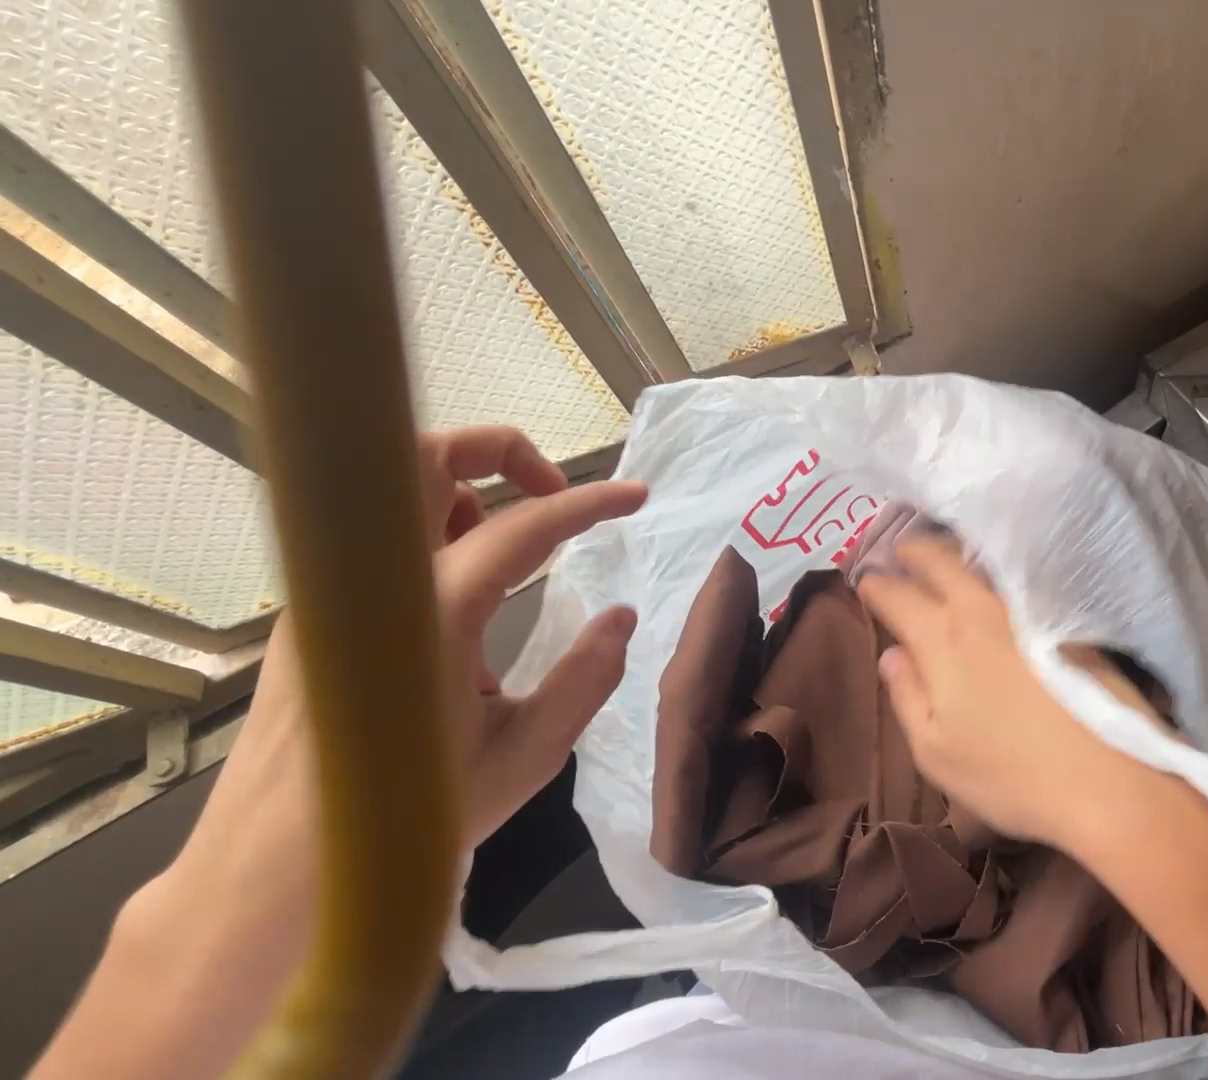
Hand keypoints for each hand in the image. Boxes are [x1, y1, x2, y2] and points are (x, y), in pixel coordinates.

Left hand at [190, 427, 642, 874]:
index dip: (590, 503)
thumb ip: (587, 676)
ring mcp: (333, 593)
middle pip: (423, 459)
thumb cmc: (415, 814)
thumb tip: (621, 617)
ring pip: (396, 493)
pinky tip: (467, 603)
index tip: (637, 496)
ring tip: (516, 553)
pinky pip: (380, 539)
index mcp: (436, 612)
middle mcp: (374, 582)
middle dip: (500, 452)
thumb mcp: (529, 753)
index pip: (523, 526)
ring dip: (466, 495)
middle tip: (555, 495)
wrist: (278, 871)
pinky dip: (435, 536)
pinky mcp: (315, 615)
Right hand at [855, 536, 1151, 850]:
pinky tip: (993, 588)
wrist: (1109, 779)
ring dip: (954, 556)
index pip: (896, 594)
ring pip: (980, 566)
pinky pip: (1014, 581)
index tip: (864, 582)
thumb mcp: (935, 750)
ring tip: (942, 560)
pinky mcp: (1066, 620)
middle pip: (940, 559)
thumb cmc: (1009, 774)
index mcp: (943, 637)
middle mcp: (983, 608)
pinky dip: (993, 574)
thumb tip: (892, 655)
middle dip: (913, 550)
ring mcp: (1029, 609)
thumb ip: (907, 695)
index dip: (874, 585)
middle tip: (899, 550)